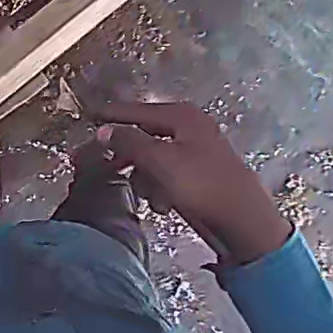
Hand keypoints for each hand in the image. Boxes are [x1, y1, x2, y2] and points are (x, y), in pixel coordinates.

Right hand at [94, 101, 290, 265]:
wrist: (244, 222)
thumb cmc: (201, 185)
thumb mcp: (159, 161)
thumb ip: (129, 142)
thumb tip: (104, 130)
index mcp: (182, 116)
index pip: (136, 110)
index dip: (111, 114)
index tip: (88, 114)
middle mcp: (189, 127)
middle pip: (144, 135)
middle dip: (127, 155)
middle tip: (104, 166)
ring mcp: (196, 151)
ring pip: (154, 158)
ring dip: (146, 178)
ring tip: (150, 195)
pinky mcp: (198, 175)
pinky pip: (168, 175)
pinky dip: (161, 188)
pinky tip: (165, 204)